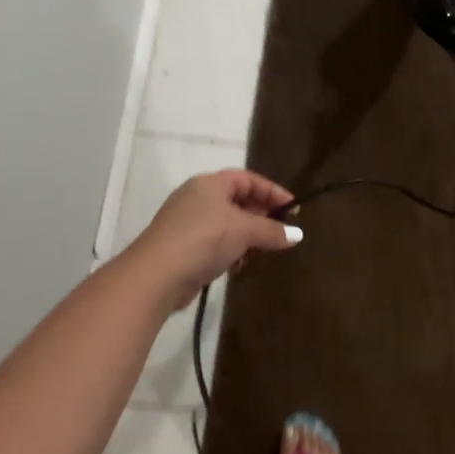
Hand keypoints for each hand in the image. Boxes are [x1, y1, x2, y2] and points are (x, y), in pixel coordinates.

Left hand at [131, 169, 300, 303]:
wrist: (157, 274)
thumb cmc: (204, 239)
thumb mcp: (244, 231)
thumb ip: (272, 231)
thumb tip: (297, 234)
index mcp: (209, 184)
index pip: (247, 179)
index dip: (271, 191)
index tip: (293, 207)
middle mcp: (197, 198)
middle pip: (236, 200)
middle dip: (260, 215)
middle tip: (281, 229)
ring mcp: (187, 223)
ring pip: (226, 224)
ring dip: (246, 236)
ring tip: (263, 250)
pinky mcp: (183, 247)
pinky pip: (214, 242)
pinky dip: (230, 250)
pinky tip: (238, 265)